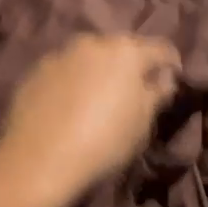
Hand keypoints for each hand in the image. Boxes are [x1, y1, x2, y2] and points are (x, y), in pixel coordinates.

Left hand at [0, 34, 180, 201]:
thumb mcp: (143, 122)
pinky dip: (73, 81)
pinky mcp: (35, 72)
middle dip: (132, 65)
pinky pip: (65, 71)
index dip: (171, 64)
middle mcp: (95, 42)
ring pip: (91, 57)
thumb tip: (164, 77)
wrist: (37, 164)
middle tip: (134, 90)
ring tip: (98, 97)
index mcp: (128, 50)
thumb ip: (158, 92)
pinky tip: (70, 106)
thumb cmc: (104, 142)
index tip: (172, 80)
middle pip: (123, 48)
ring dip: (100, 70)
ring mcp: (61, 54)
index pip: (161, 48)